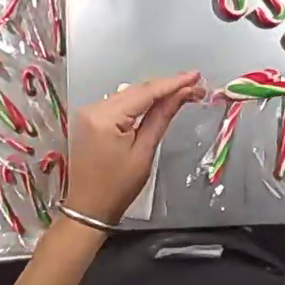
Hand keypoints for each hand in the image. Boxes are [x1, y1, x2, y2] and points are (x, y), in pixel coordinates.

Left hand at [62, 71, 204, 224]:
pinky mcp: (88, 120)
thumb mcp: (143, 152)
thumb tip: (180, 95)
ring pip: (127, 95)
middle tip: (194, 86)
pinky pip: (118, 104)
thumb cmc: (118, 187)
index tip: (195, 76)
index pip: (145, 92)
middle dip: (165, 87)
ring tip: (181, 93)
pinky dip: (138, 103)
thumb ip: (160, 118)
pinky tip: (156, 103)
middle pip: (135, 90)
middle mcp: (93, 108)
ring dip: (153, 94)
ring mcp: (88, 113)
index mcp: (105, 117)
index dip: (172, 83)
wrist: (88, 208)